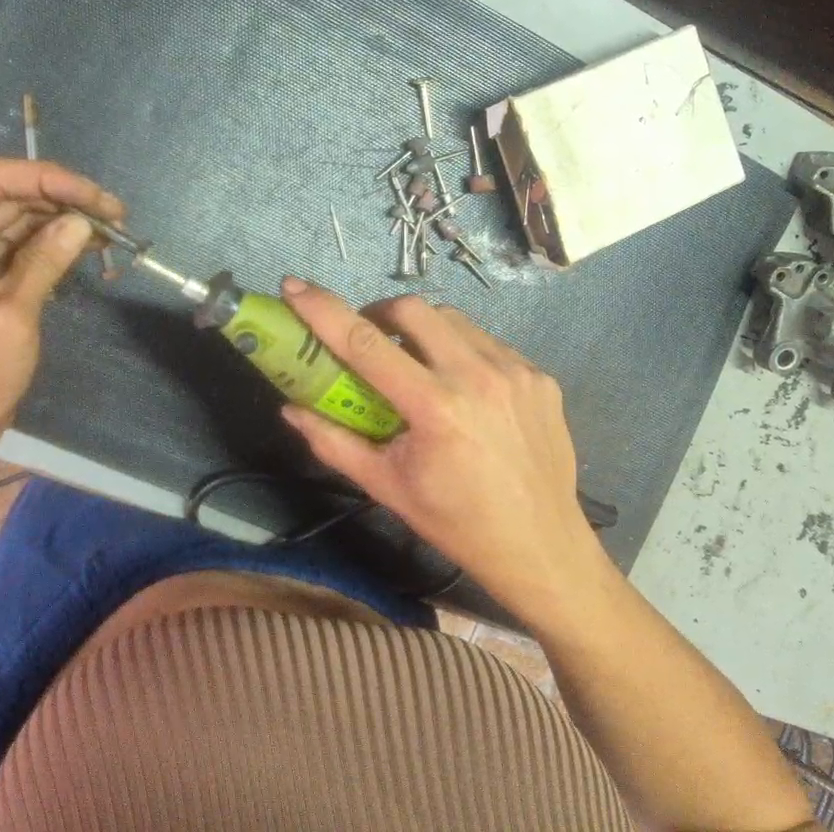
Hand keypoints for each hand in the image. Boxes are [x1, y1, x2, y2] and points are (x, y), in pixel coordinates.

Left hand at [0, 158, 123, 453]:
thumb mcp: (13, 317)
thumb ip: (45, 261)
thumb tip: (83, 221)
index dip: (47, 178)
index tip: (96, 197)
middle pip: (5, 195)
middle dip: (61, 198)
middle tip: (115, 215)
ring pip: (14, 218)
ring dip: (60, 219)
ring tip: (111, 231)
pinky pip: (15, 246)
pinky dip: (49, 243)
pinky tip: (86, 246)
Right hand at [276, 277, 606, 612]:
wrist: (542, 547)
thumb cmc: (455, 522)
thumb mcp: (386, 487)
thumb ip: (333, 442)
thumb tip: (291, 408)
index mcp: (435, 408)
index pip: (366, 343)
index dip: (324, 310)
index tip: (294, 286)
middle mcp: (478, 377)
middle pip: (413, 308)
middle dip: (378, 312)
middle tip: (366, 339)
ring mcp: (516, 372)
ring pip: (453, 320)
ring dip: (421, 330)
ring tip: (413, 362)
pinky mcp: (540, 377)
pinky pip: (487, 342)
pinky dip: (459, 351)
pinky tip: (458, 386)